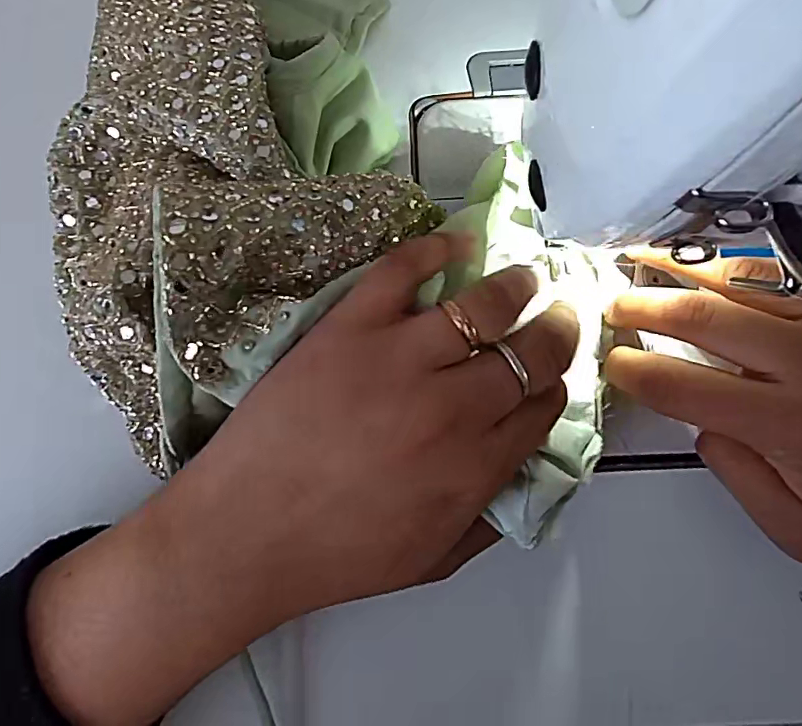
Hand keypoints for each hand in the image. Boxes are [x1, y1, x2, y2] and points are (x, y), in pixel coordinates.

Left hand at [29, 233, 578, 724]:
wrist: (243, 533)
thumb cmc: (339, 553)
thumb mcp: (434, 558)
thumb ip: (492, 512)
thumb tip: (526, 461)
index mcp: (474, 466)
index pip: (543, 405)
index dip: (555, 382)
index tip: (551, 371)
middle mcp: (451, 407)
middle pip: (531, 351)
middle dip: (556, 329)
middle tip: (557, 314)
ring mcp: (398, 359)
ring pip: (483, 305)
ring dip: (516, 285)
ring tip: (524, 276)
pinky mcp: (350, 327)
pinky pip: (402, 269)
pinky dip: (437, 248)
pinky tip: (458, 244)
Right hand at [605, 248, 801, 640]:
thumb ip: (739, 476)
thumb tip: (703, 419)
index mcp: (798, 427)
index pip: (685, 385)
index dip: (635, 370)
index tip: (610, 361)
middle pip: (704, 316)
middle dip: (644, 305)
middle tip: (611, 303)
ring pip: (742, 283)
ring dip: (683, 270)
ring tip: (641, 259)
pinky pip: (784, 283)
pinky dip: (734, 271)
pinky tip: (709, 268)